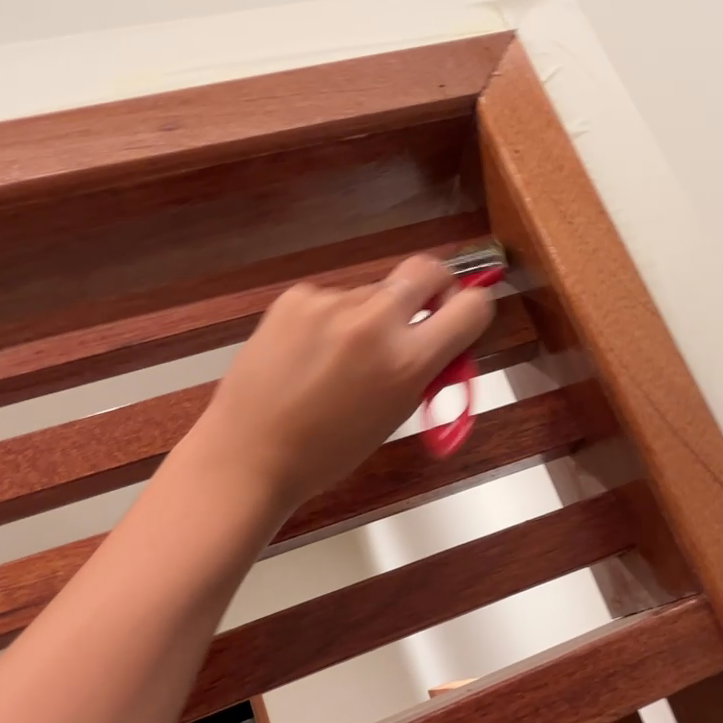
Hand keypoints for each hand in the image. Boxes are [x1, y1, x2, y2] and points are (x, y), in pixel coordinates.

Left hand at [179, 254, 496, 510]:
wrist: (249, 454)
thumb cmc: (326, 452)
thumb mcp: (395, 416)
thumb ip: (423, 369)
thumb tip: (440, 337)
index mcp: (407, 361)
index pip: (472, 306)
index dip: (473, 309)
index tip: (461, 317)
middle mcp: (374, 321)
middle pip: (428, 268)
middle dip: (434, 285)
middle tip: (421, 312)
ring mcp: (331, 304)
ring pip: (374, 291)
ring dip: (372, 313)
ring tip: (342, 358)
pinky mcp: (295, 298)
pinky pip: (332, 298)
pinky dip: (332, 319)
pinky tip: (310, 353)